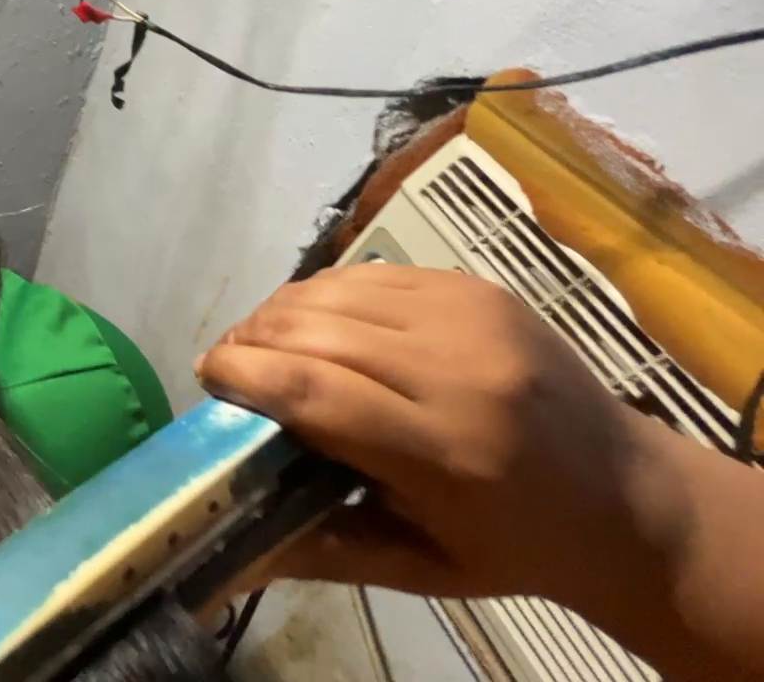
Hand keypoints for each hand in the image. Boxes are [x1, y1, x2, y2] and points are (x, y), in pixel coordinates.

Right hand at [196, 265, 674, 606]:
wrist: (637, 499)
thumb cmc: (513, 544)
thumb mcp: (417, 566)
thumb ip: (315, 549)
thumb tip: (221, 548)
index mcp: (449, 451)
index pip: (309, 388)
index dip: (240, 374)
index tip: (206, 377)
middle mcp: (461, 371)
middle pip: (307, 330)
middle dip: (246, 340)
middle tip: (228, 365)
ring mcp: (470, 317)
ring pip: (325, 292)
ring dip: (274, 314)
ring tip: (261, 343)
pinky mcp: (472, 287)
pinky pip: (359, 275)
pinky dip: (317, 296)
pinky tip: (313, 324)